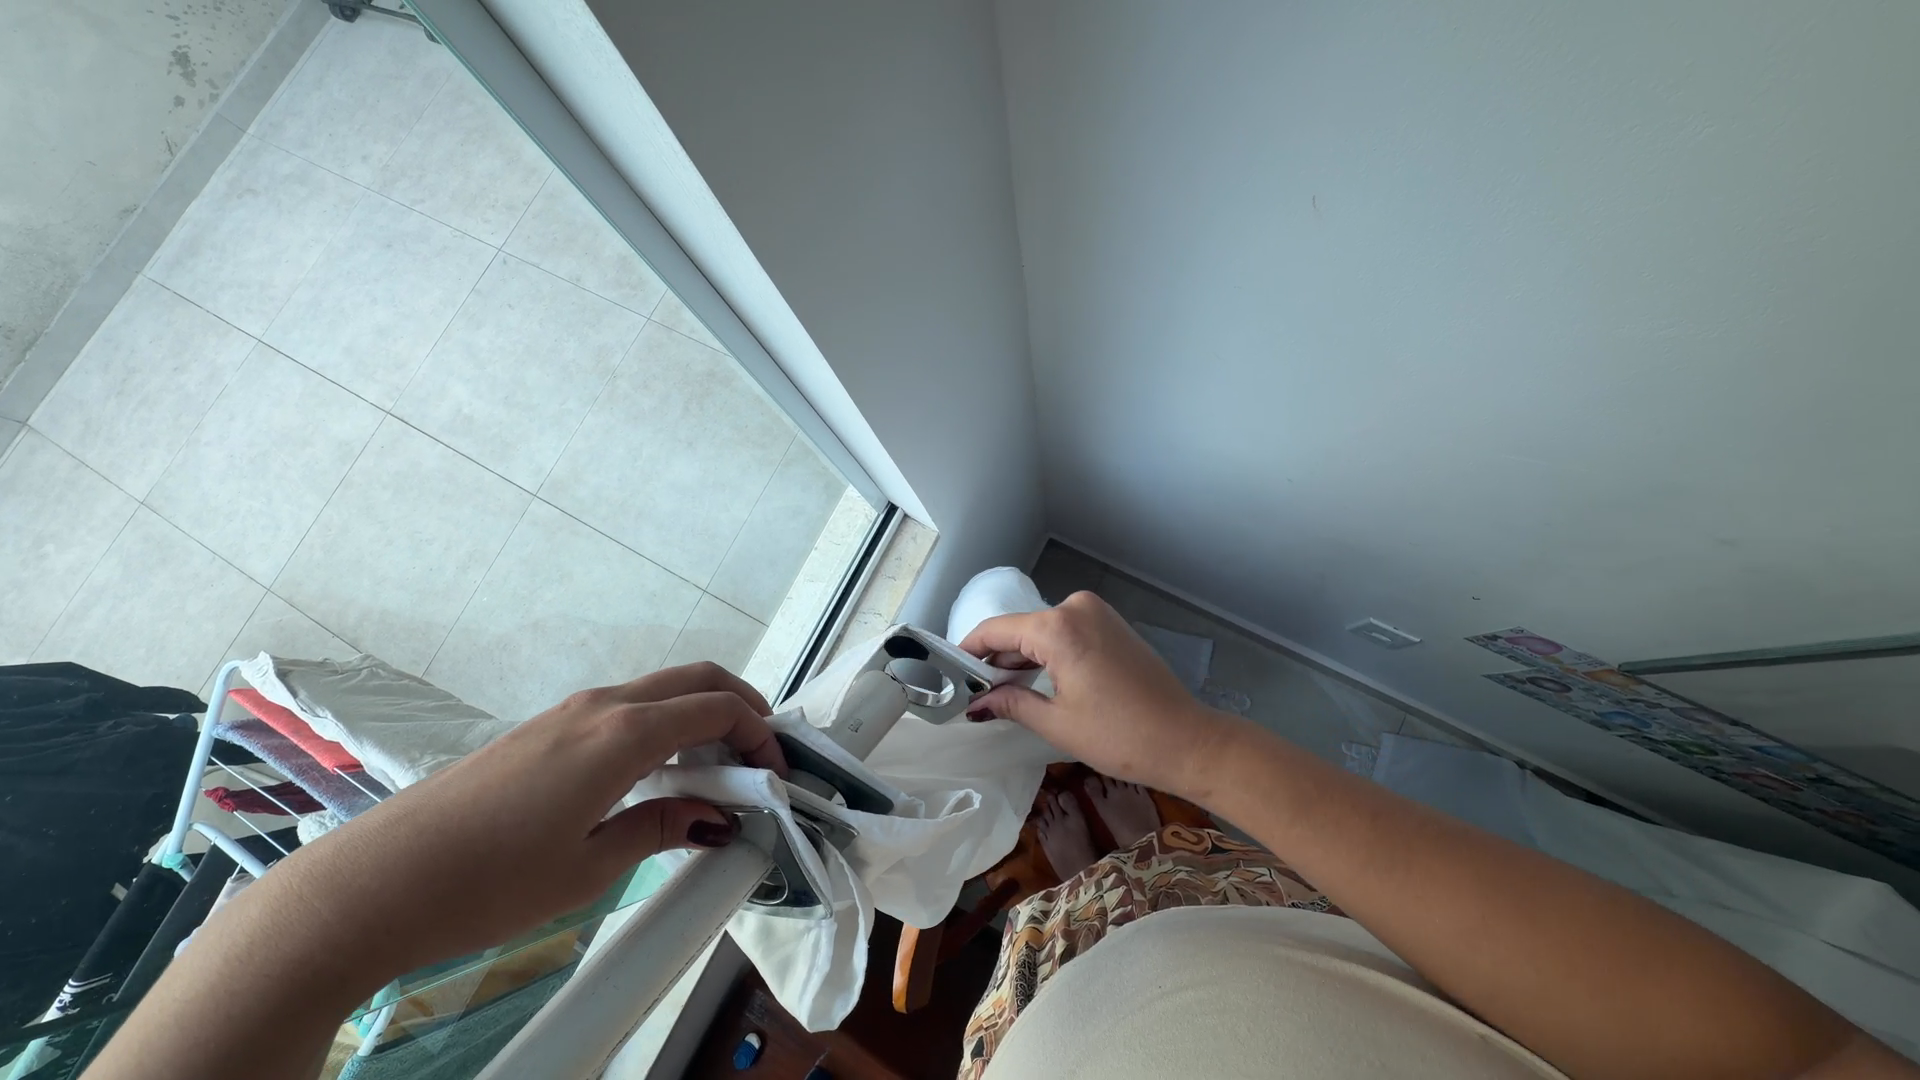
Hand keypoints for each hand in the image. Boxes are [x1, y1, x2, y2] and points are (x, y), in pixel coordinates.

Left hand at [242, 662, 786, 990]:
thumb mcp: (592, 866)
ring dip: (700, 715)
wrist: (374, 885)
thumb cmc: (491, 882)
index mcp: (623, 735)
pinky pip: (625, 709)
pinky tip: (656, 775)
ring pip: (659, 691)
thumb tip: (717, 817)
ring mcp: (567, 712)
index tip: (777, 776)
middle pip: (694, 679)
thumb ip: (664, 827)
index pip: (718, 709)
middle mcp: (601, 706)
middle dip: (741, 704)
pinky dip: (662, 725)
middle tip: (760, 754)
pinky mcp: (543, 729)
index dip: (759, 735)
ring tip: (715, 771)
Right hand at [961, 592, 1260, 804]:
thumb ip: (1010, 703)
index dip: (967, 652)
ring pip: (1041, 631)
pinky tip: (1031, 682)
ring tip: (997, 694)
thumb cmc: (1120, 735)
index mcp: (1058, 627)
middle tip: (971, 694)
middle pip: (1018, 629)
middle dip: (994, 660)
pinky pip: (1064, 633)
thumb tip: (974, 704)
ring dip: (1020, 659)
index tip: (948, 675)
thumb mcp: (1056, 722)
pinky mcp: (1110, 624)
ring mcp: (1096, 613)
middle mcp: (1075, 607)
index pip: (995, 631)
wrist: (1186, 739)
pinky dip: (1045, 654)